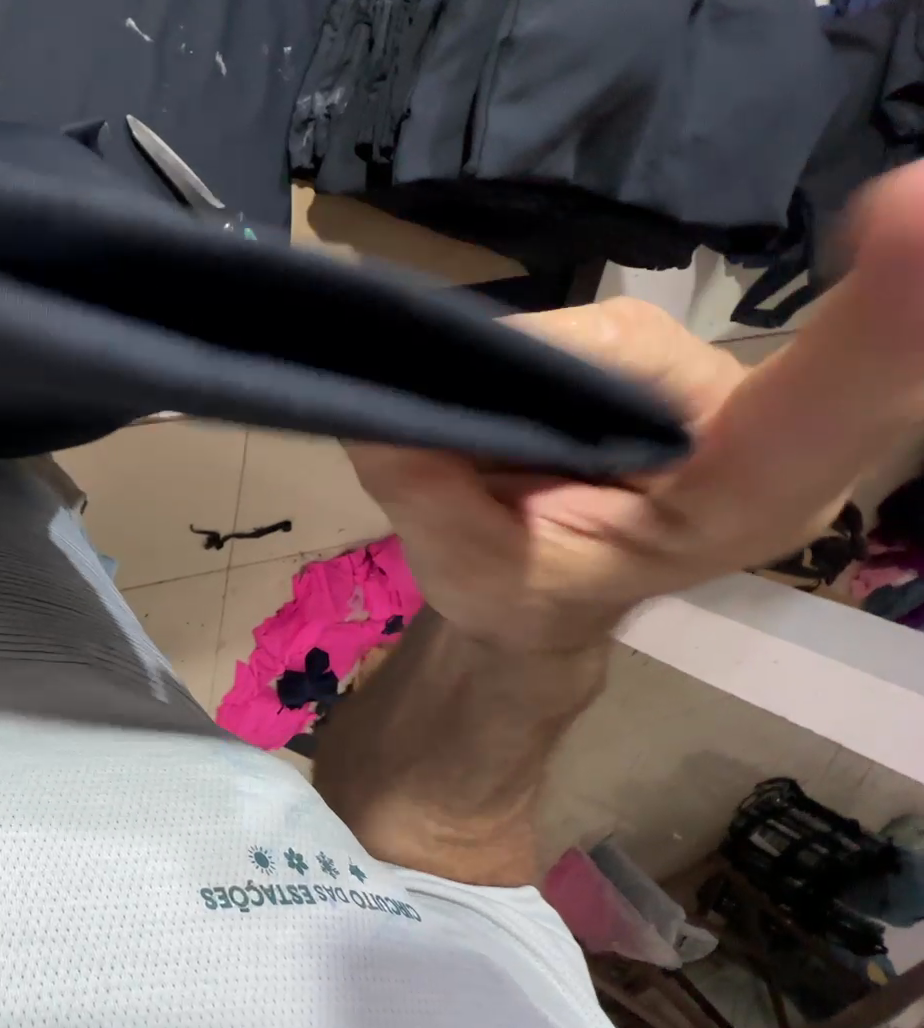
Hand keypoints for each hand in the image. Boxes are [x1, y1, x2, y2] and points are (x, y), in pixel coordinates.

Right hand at [349, 168, 923, 653]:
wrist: (533, 592)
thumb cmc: (520, 598)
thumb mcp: (468, 571)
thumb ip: (432, 496)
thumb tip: (378, 414)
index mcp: (738, 507)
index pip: (816, 419)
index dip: (872, 330)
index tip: (915, 208)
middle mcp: (746, 430)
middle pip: (636, 355)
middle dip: (530, 376)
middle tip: (459, 441)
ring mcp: (696, 385)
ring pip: (594, 336)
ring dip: (506, 373)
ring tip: (472, 440)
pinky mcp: (648, 360)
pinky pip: (573, 332)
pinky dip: (511, 359)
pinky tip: (495, 405)